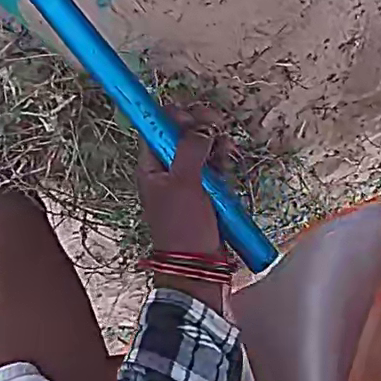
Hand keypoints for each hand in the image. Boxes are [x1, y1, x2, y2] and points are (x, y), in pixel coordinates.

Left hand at [136, 118, 224, 258]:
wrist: (199, 267)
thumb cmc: (183, 227)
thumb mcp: (184, 183)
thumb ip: (191, 149)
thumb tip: (202, 125)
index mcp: (151, 165)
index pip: (156, 129)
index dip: (173, 116)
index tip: (192, 114)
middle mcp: (166, 169)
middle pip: (180, 135)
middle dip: (199, 126)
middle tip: (216, 123)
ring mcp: (186, 180)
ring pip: (199, 148)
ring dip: (213, 141)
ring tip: (225, 145)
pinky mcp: (205, 191)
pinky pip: (212, 165)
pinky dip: (221, 158)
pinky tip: (228, 156)